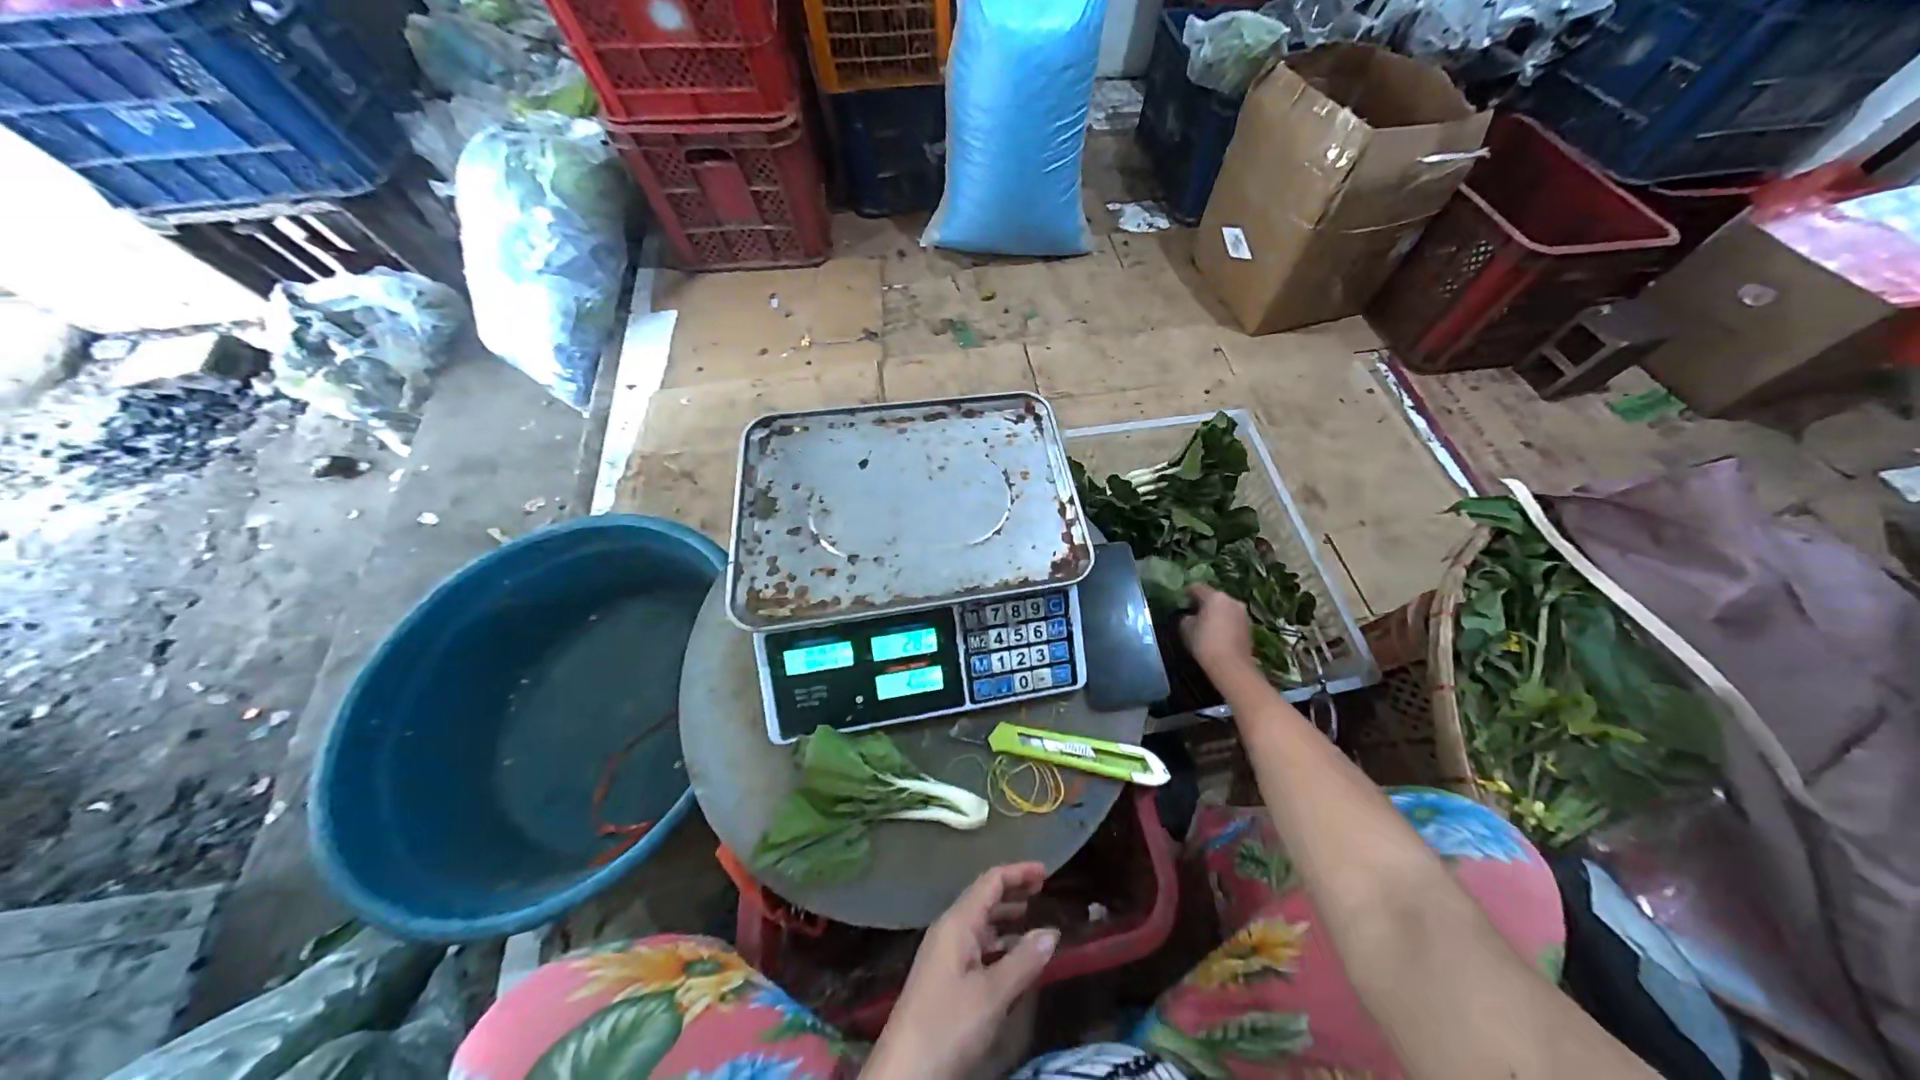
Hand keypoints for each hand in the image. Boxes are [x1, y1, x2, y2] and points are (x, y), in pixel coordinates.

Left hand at [861, 863, 1058, 1079]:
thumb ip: (1023, 961)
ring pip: (979, 923)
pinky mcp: (944, 977)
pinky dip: (998, 942)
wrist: (904, 1071)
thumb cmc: (948, 1025)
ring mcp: (944, 954)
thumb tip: (1052, 930)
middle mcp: (948, 931)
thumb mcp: (992, 995)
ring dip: (1005, 917)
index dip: (1017, 872)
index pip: (989, 882)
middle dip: (1012, 890)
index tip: (1046, 871)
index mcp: (956, 923)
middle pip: (983, 897)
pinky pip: (976, 945)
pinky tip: (1013, 956)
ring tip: (1032, 918)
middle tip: (1043, 889)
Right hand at [1180, 583, 1255, 675]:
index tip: (1181, 599)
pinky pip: (1233, 620)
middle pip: (1214, 598)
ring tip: (1206, 625)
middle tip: (1193, 613)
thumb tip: (1190, 617)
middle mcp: (1232, 600)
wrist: (1231, 665)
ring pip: (1225, 609)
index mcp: (1215, 597)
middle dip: (1204, 604)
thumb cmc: (1205, 643)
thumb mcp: (1186, 628)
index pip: (1197, 587)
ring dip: (1216, 614)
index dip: (1187, 592)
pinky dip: (1225, 623)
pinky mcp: (1249, 628)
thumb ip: (1186, 618)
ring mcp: (1243, 614)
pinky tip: (1218, 634)